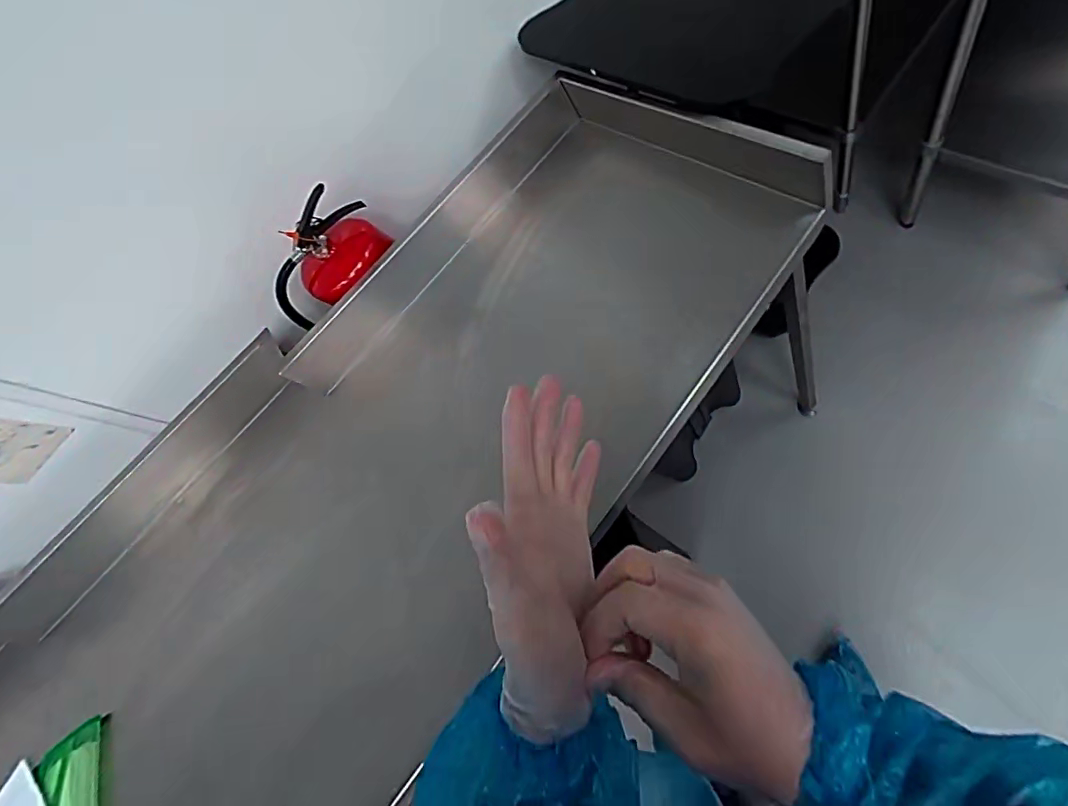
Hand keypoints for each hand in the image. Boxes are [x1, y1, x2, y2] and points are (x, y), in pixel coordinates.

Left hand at [465, 376, 602, 742]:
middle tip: (551, 381)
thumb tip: (477, 510)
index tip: (520, 390)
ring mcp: (555, 529)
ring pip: (559, 467)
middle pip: (540, 455)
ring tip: (571, 401)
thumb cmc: (533, 649)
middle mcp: (536, 519)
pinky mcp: (576, 544)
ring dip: (563, 433)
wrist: (557, 686)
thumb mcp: (513, 607)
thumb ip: (497, 561)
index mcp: (521, 525)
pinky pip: (579, 494)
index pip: (519, 463)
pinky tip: (589, 448)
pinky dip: (583, 469)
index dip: (519, 426)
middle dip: (544, 417)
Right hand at [580, 547, 812, 802]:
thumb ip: (633, 687)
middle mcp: (704, 592)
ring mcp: (712, 584)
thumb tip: (594, 669)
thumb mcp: (684, 729)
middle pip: (630, 563)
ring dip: (621, 589)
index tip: (590, 662)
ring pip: (646, 558)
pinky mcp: (717, 589)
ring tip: (619, 637)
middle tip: (595, 641)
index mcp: (697, 625)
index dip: (596, 628)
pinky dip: (643, 587)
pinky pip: (665, 567)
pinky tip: (646, 629)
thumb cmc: (749, 742)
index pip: (624, 600)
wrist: (804, 740)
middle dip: (602, 598)